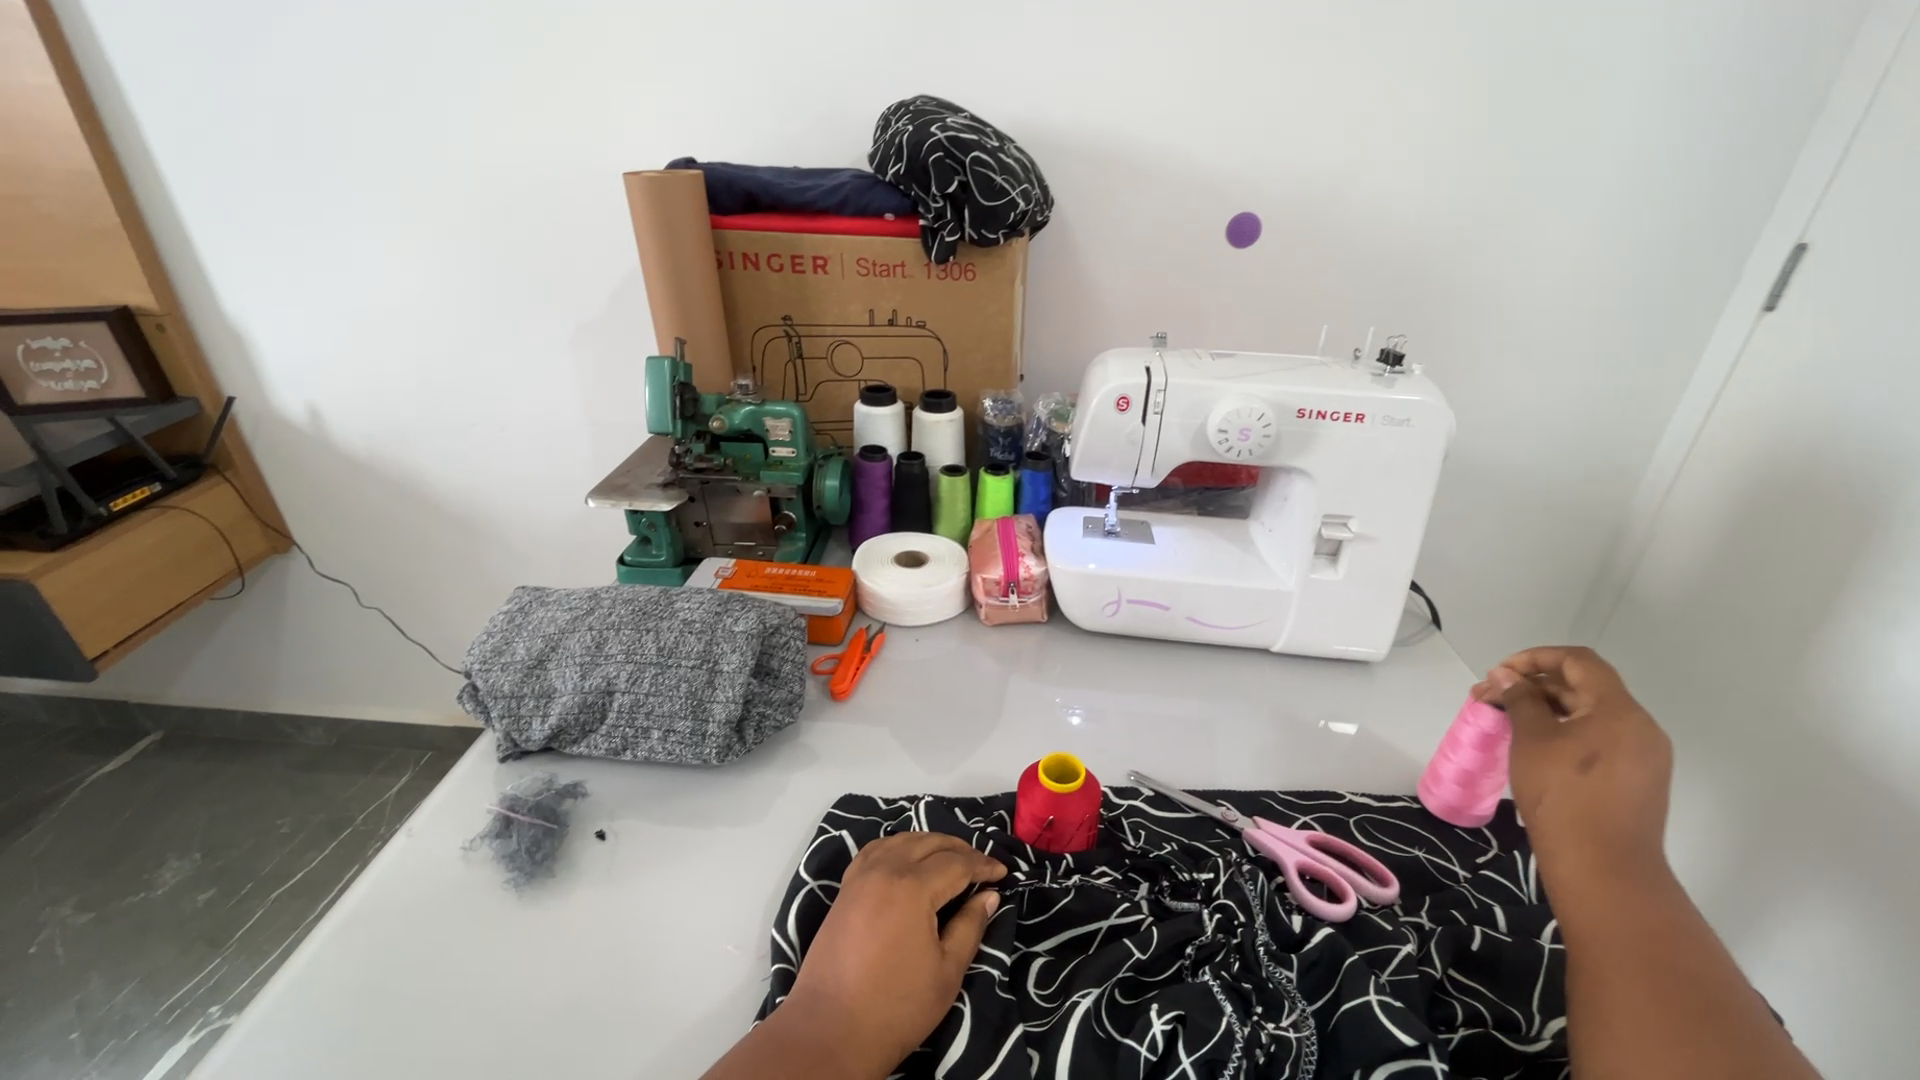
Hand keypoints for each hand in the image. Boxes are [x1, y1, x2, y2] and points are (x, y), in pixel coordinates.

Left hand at [779, 832, 1005, 1076]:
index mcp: (912, 887)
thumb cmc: (896, 1006)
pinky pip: (875, 851)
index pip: (956, 863)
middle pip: (929, 843)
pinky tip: (907, 860)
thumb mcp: (946, 971)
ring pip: (900, 840)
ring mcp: (860, 877)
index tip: (1003, 872)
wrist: (830, 1029)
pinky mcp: (844, 890)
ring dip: (929, 843)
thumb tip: (988, 896)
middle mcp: (884, 870)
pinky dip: (898, 847)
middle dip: (960, 849)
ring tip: (950, 858)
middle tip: (982, 865)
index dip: (983, 865)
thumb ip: (970, 926)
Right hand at [1474, 646, 1673, 883]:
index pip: (1579, 662)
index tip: (1499, 674)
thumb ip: (1521, 700)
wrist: (1604, 867)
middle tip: (1490, 699)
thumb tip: (1507, 676)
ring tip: (1506, 723)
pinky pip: (1598, 740)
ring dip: (1546, 710)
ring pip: (1589, 715)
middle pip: (1584, 687)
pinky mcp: (1636, 780)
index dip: (1535, 658)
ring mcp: (1642, 756)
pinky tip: (1533, 748)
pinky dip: (1563, 733)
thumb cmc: (1564, 795)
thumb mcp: (1532, 740)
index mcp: (1620, 711)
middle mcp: (1640, 727)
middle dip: (1534, 686)